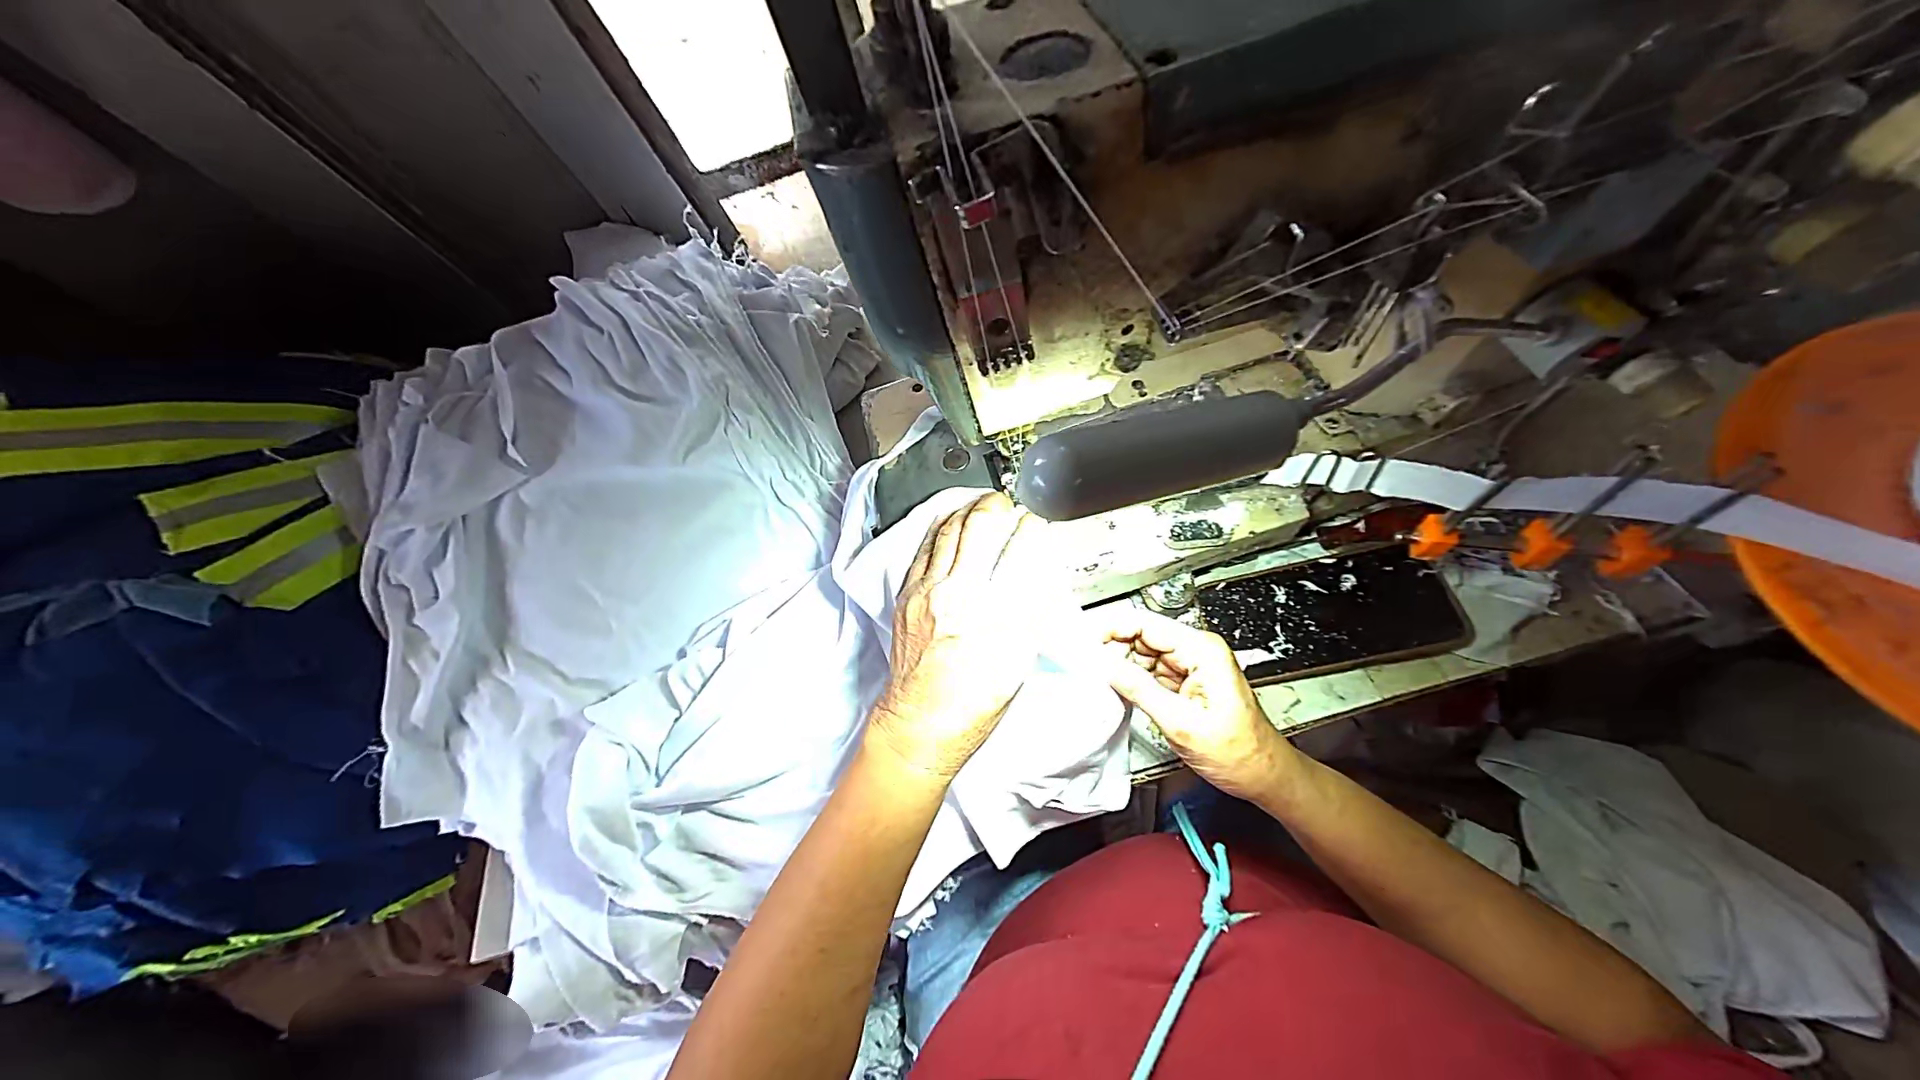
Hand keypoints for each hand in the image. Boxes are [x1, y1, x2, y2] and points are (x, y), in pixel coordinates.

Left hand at [866, 492, 1044, 782]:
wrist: (921, 724)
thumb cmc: (971, 706)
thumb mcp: (1020, 661)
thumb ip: (1031, 613)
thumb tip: (1038, 576)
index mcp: (996, 616)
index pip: (1019, 551)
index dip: (1031, 528)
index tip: (1035, 524)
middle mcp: (959, 597)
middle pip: (980, 528)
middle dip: (997, 507)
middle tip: (1007, 504)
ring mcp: (928, 593)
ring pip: (948, 531)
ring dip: (968, 511)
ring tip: (980, 506)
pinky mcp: (908, 597)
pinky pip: (924, 549)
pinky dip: (940, 530)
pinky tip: (949, 525)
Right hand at [1089, 605, 1303, 799]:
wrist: (1265, 776)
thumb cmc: (1241, 753)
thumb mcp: (1181, 723)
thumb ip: (1140, 689)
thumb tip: (1106, 665)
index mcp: (1203, 650)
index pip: (1146, 624)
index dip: (1112, 630)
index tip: (1086, 644)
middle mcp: (1198, 651)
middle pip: (1142, 636)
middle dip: (1114, 650)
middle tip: (1089, 667)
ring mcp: (1192, 666)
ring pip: (1143, 654)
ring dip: (1122, 666)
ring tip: (1102, 681)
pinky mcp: (1186, 682)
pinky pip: (1151, 671)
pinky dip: (1133, 680)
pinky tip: (1120, 690)